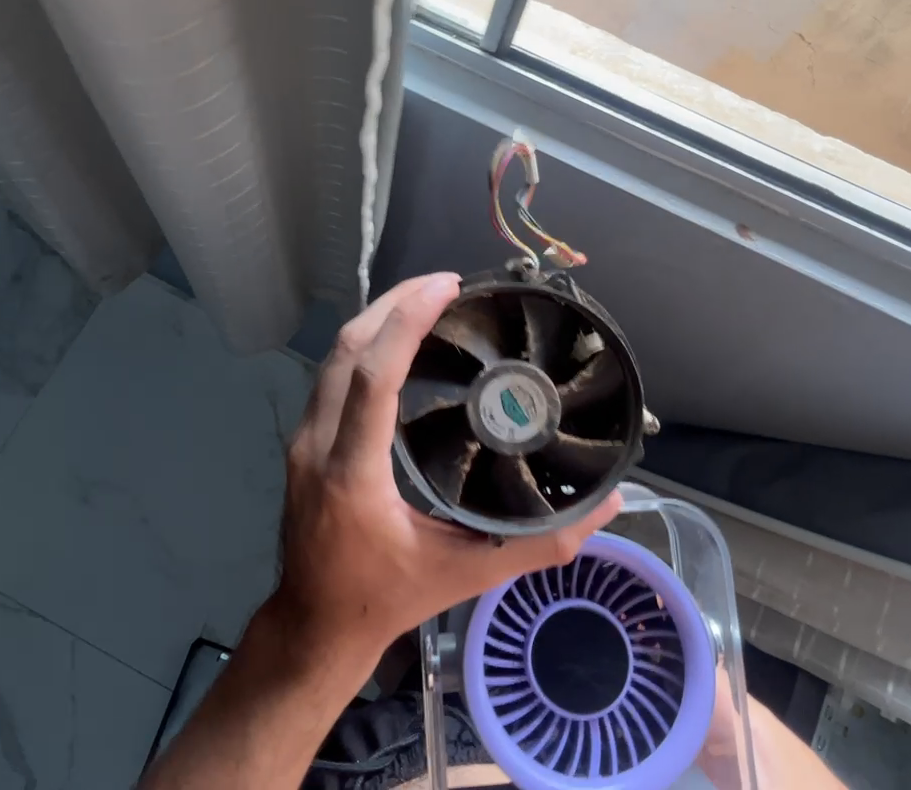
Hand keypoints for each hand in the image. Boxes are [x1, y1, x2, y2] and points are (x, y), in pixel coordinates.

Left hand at [269, 271, 622, 658]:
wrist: (314, 625)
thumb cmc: (386, 600)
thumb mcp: (467, 575)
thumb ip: (540, 543)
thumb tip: (609, 507)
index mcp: (353, 474)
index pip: (372, 377)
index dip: (406, 321)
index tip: (447, 287)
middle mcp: (317, 445)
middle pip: (346, 350)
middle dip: (393, 304)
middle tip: (447, 284)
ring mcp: (302, 440)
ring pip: (332, 358)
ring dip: (377, 320)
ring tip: (428, 302)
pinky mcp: (302, 440)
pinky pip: (330, 375)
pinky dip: (365, 345)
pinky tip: (399, 341)